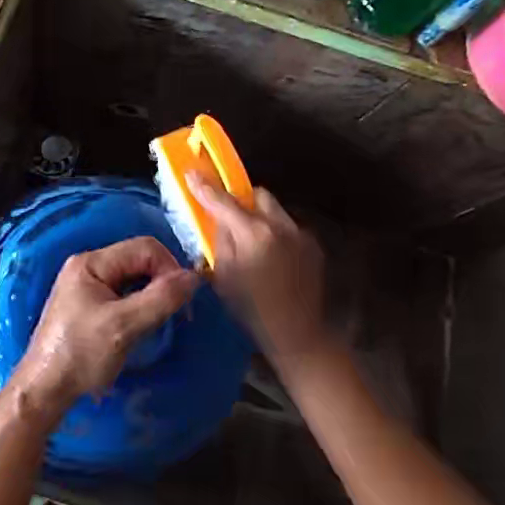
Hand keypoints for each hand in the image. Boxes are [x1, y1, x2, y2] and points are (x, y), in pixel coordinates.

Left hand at [8, 236, 200, 422]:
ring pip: (134, 279)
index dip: (170, 268)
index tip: (183, 301)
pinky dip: (141, 306)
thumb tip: (194, 277)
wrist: (45, 390)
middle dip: (163, 283)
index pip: (145, 248)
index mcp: (91, 263)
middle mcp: (88, 267)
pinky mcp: (89, 306)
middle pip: (140, 261)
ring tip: (162, 322)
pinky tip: (145, 326)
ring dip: (153, 296)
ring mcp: (87, 287)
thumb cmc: (80, 356)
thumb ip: (161, 298)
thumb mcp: (124, 326)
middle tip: (178, 314)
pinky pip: (124, 294)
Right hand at [187, 175, 326, 361]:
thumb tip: (220, 221)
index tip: (192, 172)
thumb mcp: (224, 277)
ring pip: (274, 211)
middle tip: (228, 216)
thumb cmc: (252, 310)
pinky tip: (270, 258)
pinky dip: (275, 235)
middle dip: (241, 201)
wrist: (298, 332)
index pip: (223, 201)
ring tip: (250, 242)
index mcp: (253, 234)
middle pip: (257, 195)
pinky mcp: (312, 246)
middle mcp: (279, 226)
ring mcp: (300, 234)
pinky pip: (287, 229)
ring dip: (259, 218)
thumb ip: (221, 242)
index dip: (205, 186)